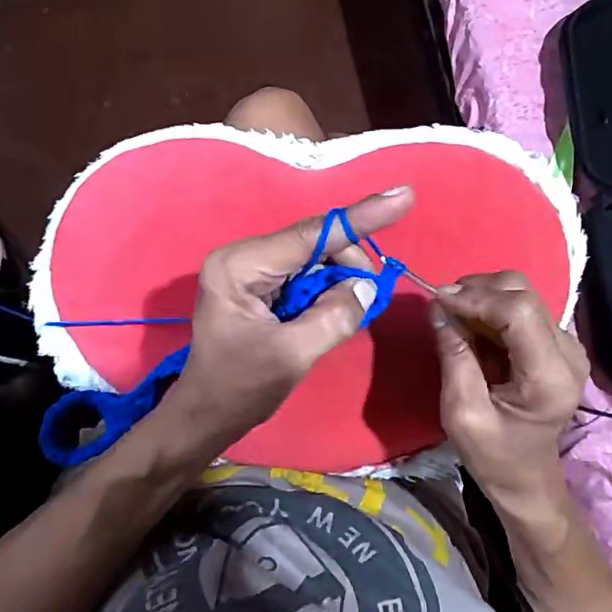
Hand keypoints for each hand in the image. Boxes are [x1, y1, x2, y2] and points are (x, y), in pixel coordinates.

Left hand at [162, 188, 414, 444]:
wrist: (207, 415)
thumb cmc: (239, 387)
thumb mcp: (291, 355)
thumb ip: (334, 317)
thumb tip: (367, 287)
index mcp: (241, 266)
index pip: (311, 234)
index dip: (361, 218)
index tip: (403, 196)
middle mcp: (245, 257)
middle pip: (316, 244)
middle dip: (349, 267)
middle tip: (368, 301)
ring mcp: (252, 270)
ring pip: (316, 260)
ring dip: (339, 283)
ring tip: (346, 315)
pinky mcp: (261, 285)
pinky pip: (307, 276)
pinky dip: (328, 292)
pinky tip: (333, 311)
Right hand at [429, 272, 589, 500]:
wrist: (526, 477)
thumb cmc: (493, 455)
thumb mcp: (461, 414)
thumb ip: (453, 357)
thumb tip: (438, 308)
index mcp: (550, 376)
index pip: (519, 310)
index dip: (476, 297)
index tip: (437, 301)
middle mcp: (568, 352)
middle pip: (523, 293)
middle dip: (477, 291)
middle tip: (443, 309)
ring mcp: (567, 344)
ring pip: (522, 293)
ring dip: (482, 298)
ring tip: (454, 319)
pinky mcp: (556, 342)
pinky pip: (521, 308)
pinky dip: (490, 309)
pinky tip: (471, 327)